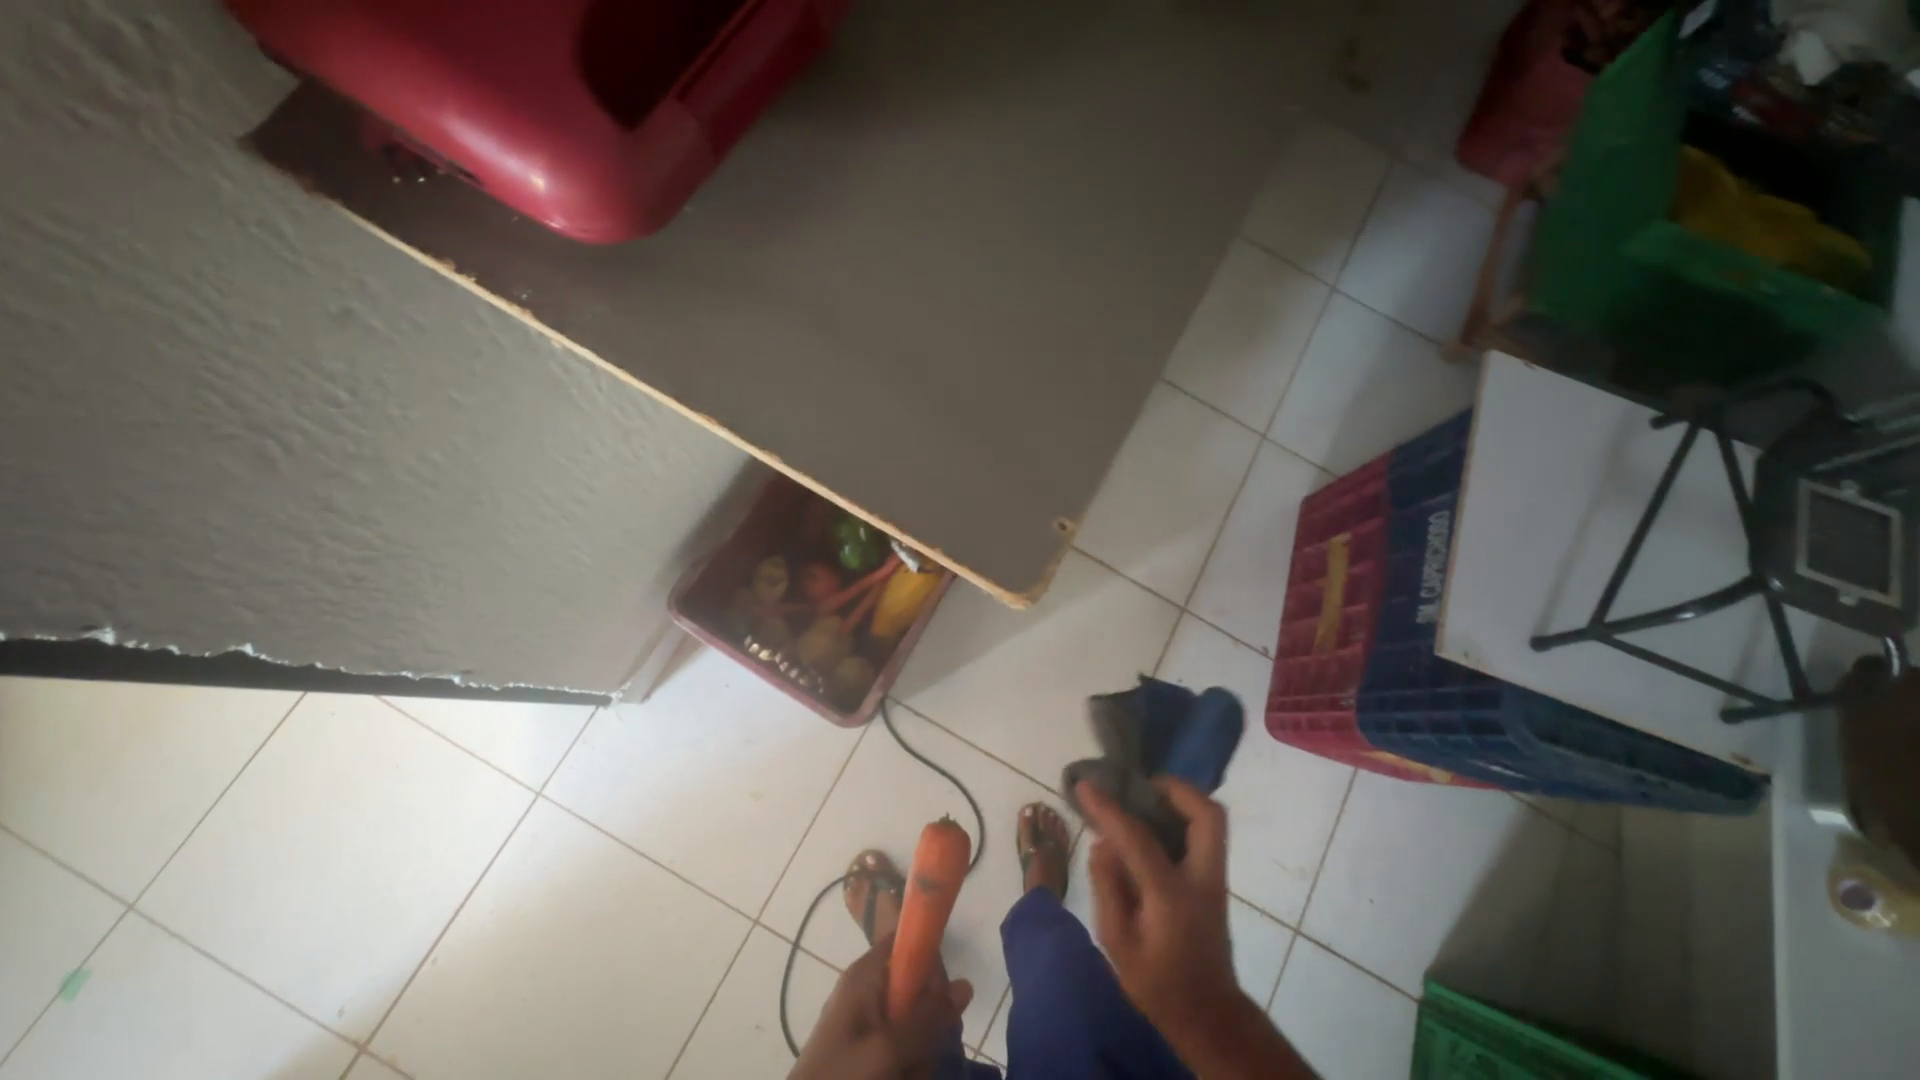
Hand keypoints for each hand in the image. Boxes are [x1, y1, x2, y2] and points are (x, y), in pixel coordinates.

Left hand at [788, 933, 972, 1079]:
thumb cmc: (840, 1077)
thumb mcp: (888, 1049)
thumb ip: (927, 1018)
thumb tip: (965, 984)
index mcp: (865, 976)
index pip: (907, 942)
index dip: (930, 961)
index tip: (943, 994)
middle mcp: (868, 991)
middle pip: (920, 989)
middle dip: (929, 1023)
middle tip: (920, 1052)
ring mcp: (870, 1023)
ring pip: (918, 1026)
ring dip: (921, 1055)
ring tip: (906, 1076)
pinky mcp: (872, 1050)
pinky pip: (906, 1050)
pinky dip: (910, 1068)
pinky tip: (904, 1079)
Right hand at [1077, 778, 1239, 1047]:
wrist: (1206, 1014)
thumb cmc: (1155, 984)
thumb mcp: (1116, 941)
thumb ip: (1107, 886)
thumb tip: (1103, 843)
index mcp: (1170, 895)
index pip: (1137, 837)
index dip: (1108, 808)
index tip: (1084, 786)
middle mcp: (1202, 879)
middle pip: (1206, 814)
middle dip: (1175, 789)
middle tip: (1139, 784)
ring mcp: (1215, 880)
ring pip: (1211, 821)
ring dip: (1180, 801)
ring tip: (1142, 799)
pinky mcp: (1216, 883)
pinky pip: (1204, 836)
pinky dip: (1181, 819)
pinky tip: (1151, 827)